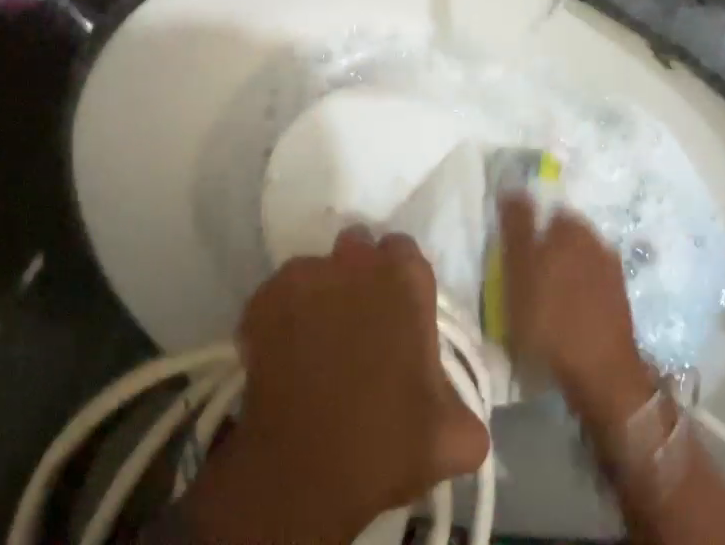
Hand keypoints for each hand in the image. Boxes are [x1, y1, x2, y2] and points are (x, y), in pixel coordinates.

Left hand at [196, 228, 488, 542]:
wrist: (304, 476)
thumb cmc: (389, 444)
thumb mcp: (456, 435)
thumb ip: (464, 405)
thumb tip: (458, 406)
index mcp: (406, 280)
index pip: (405, 252)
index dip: (401, 281)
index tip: (399, 312)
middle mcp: (355, 264)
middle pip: (358, 249)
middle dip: (359, 274)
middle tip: (361, 321)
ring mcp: (303, 279)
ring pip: (315, 270)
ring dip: (321, 293)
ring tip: (318, 339)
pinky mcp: (260, 304)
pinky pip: (277, 295)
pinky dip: (282, 314)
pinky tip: (286, 351)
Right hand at [497, 191, 656, 431]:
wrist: (600, 369)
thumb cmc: (550, 319)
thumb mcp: (519, 271)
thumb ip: (516, 227)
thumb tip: (513, 186)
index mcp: (570, 227)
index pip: (546, 209)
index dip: (529, 224)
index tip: (514, 247)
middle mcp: (596, 239)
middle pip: (565, 233)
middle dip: (547, 245)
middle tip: (524, 273)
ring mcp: (612, 268)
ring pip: (580, 257)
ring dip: (564, 268)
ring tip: (544, 294)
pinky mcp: (619, 296)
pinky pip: (592, 281)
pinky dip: (578, 289)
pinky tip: (567, 309)